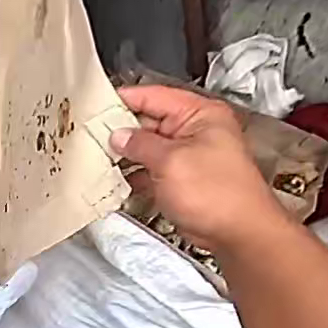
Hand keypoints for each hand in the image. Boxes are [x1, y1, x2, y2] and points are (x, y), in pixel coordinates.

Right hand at [111, 85, 289, 252]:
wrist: (236, 231)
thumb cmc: (218, 193)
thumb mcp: (171, 160)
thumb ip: (140, 144)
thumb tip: (119, 136)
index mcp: (199, 114)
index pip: (154, 96)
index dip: (124, 99)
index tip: (97, 105)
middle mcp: (194, 131)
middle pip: (149, 121)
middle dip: (121, 129)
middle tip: (91, 136)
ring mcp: (187, 156)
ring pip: (147, 148)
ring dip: (125, 154)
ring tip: (98, 157)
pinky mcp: (180, 179)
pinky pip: (151, 170)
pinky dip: (134, 175)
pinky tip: (115, 179)